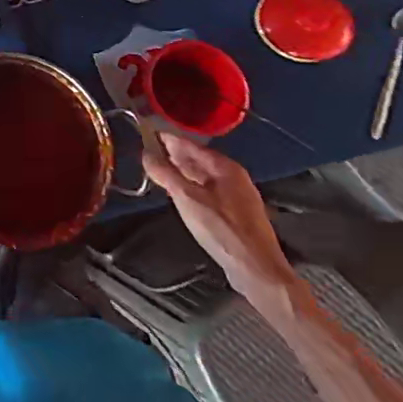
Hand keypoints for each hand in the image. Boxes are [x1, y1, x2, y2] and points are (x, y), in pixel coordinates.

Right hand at [142, 131, 296, 303]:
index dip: (167, 138)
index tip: (145, 132)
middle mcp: (234, 176)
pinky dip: (191, 186)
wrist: (257, 269)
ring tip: (158, 169)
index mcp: (225, 167)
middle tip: (147, 150)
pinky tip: (180, 193)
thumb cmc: (221, 229)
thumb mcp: (187, 199)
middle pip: (198, 159)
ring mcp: (238, 195)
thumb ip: (165, 174)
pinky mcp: (237, 213)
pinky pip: (208, 190)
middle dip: (173, 155)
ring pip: (203, 176)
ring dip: (181, 171)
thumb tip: (146, 154)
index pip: (189, 144)